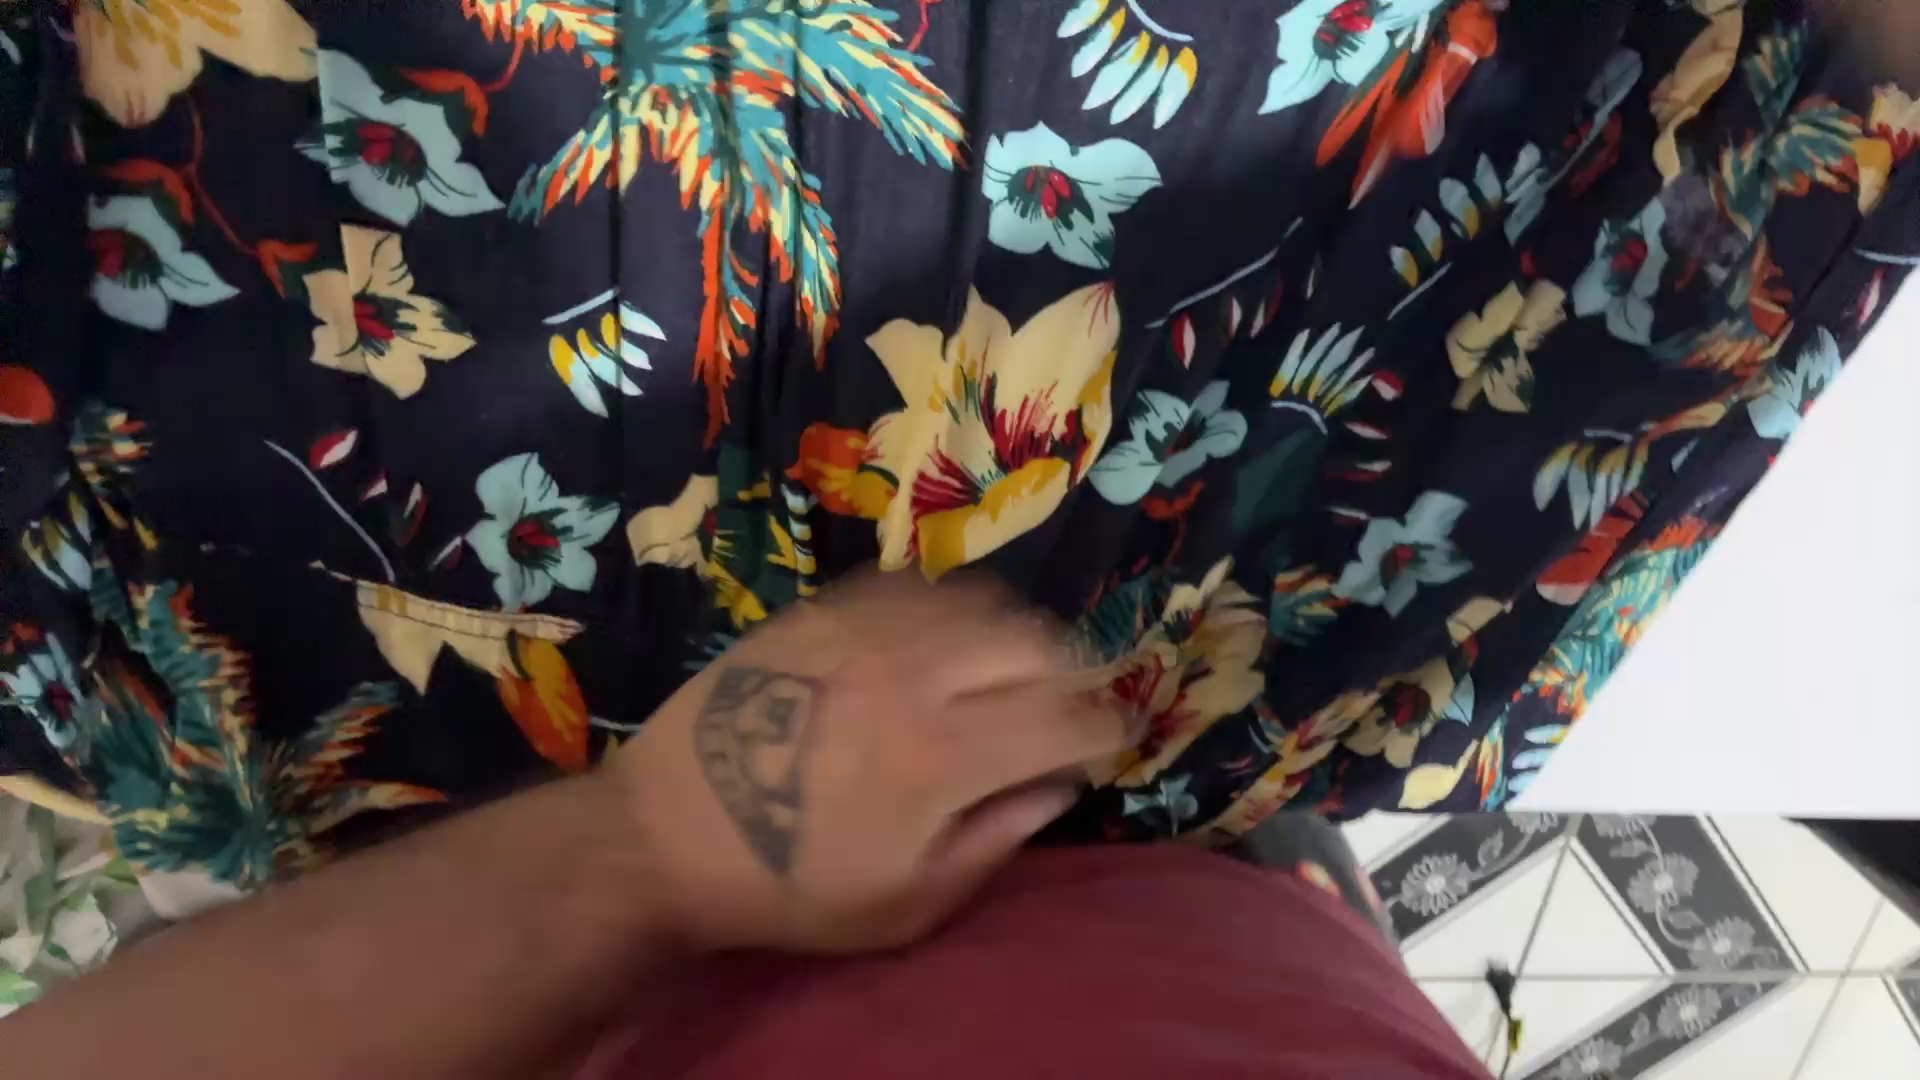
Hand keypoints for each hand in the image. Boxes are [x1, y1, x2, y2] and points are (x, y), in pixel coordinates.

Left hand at [602, 570, 1131, 954]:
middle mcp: (915, 676)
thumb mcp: (904, 904)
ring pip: (981, 603)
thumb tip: (1057, 787)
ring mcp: (868, 631)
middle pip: (1035, 644)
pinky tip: (946, 634)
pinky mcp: (827, 609)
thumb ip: (993, 840)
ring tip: (1015, 662)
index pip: (1063, 719)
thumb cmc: (789, 883)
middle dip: (1072, 670)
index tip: (1111, 734)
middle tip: (1068, 697)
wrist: (668, 828)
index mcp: (941, 757)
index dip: (1104, 725)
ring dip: (1018, 632)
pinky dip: (952, 606)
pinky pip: (916, 584)